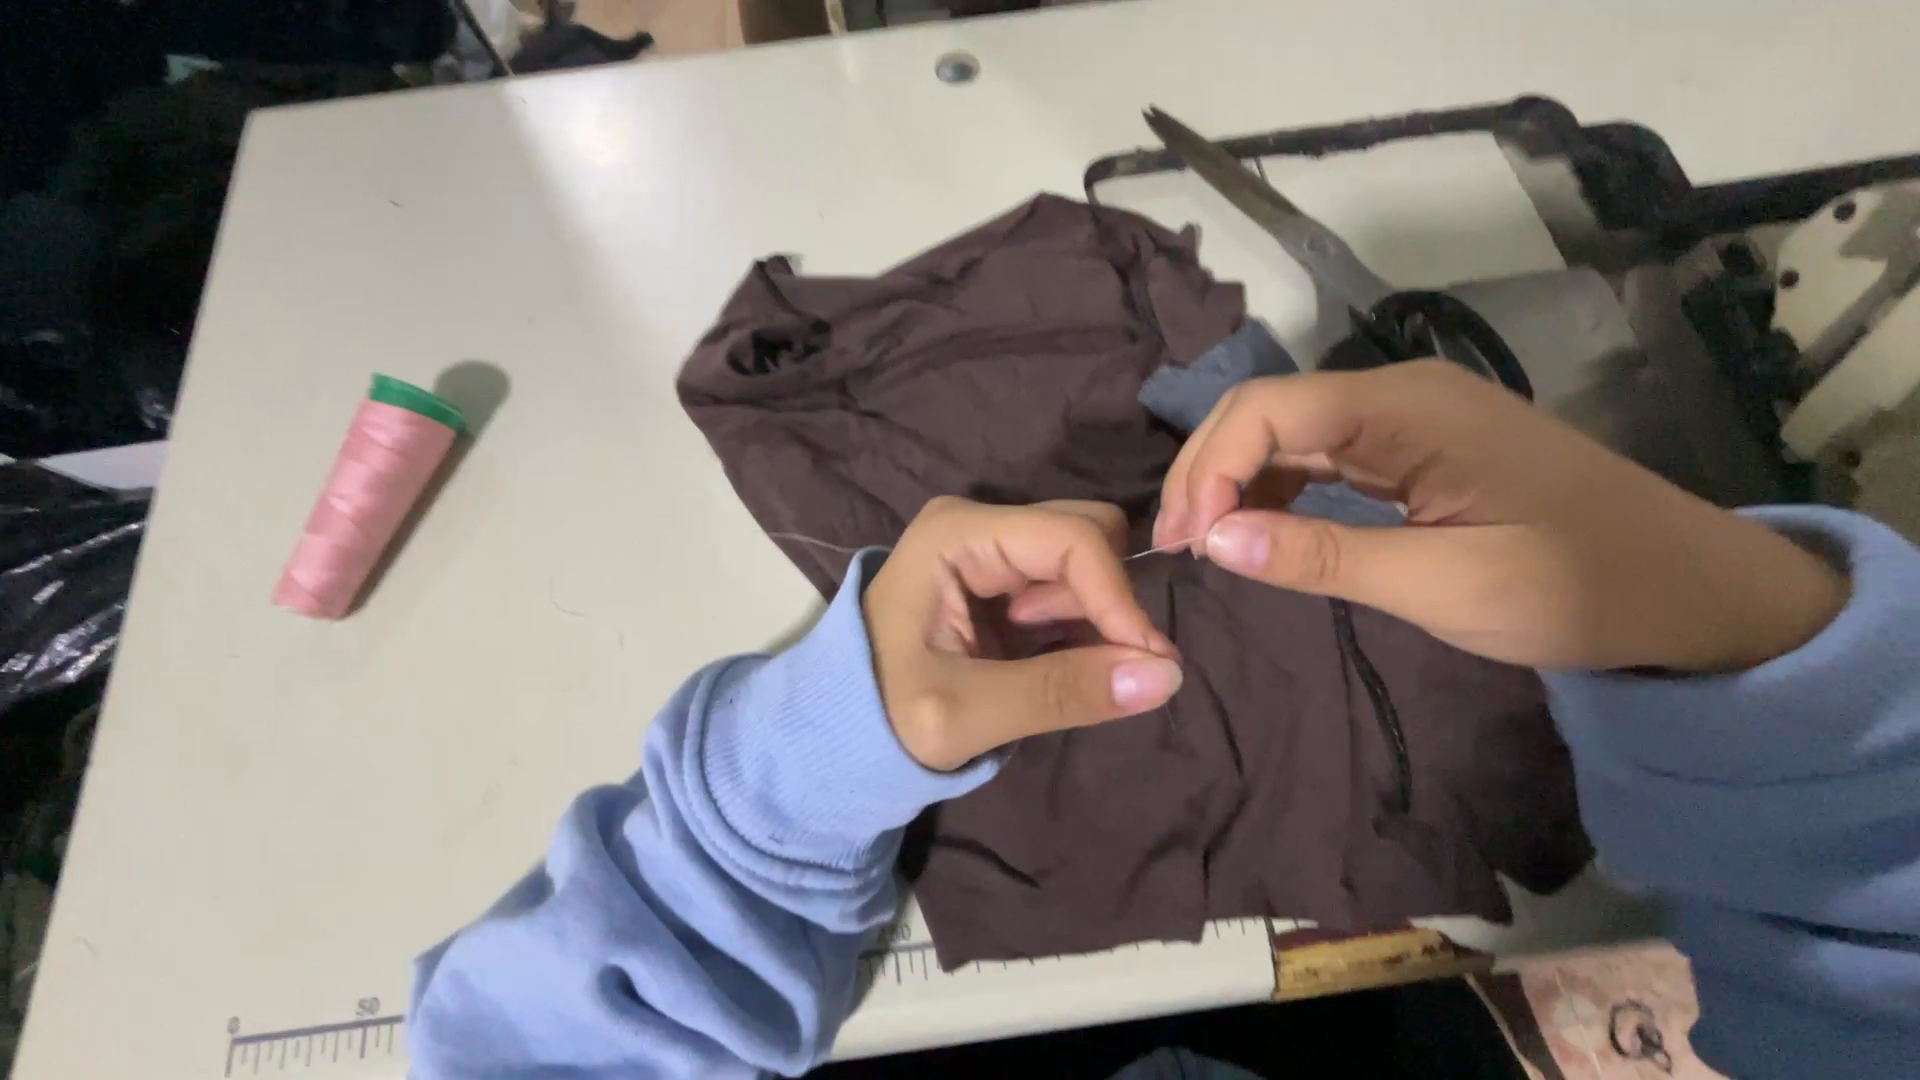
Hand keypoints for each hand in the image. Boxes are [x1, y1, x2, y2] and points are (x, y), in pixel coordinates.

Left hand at [864, 496, 1182, 770]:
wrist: (844, 726)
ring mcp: (990, 546)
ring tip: (1033, 665)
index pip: (1069, 539)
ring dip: (1087, 616)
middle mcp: (977, 524)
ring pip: (1084, 559)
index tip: (1152, 661)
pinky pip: (1069, 584)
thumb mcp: (968, 715)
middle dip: (1103, 601)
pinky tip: (1039, 657)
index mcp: (955, 536)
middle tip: (1078, 663)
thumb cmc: (885, 717)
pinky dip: (1078, 622)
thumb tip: (1167, 675)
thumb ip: (1061, 691)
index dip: (1118, 596)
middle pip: (1084, 534)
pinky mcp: (1002, 576)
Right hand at [1154, 361, 1847, 672]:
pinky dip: (1269, 490)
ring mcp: (1400, 420)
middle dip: (1205, 471)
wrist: (1693, 592)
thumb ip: (1324, 558)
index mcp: (1407, 409)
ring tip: (1197, 541)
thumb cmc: (1580, 588)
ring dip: (1229, 480)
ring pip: (1281, 430)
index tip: (1187, 541)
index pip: (1269, 409)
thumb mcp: (1448, 585)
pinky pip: (1313, 456)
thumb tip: (1212, 541)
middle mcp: (1394, 396)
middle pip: (1263, 410)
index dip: (1210, 468)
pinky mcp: (1405, 450)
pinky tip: (1250, 528)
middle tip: (1173, 543)